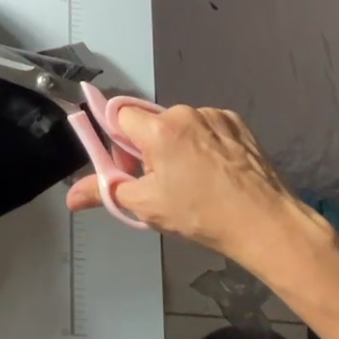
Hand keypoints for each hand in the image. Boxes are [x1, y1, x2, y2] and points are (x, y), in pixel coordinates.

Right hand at [66, 105, 322, 269]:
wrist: (268, 225)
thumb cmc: (203, 215)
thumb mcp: (147, 207)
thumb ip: (105, 192)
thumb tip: (70, 197)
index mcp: (158, 130)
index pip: (119, 114)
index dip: (119, 140)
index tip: (130, 165)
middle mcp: (184, 113)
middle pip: (151, 123)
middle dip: (151, 148)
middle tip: (165, 183)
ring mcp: (214, 115)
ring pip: (181, 126)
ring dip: (180, 146)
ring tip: (198, 181)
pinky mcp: (238, 122)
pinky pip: (208, 127)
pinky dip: (206, 144)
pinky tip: (218, 171)